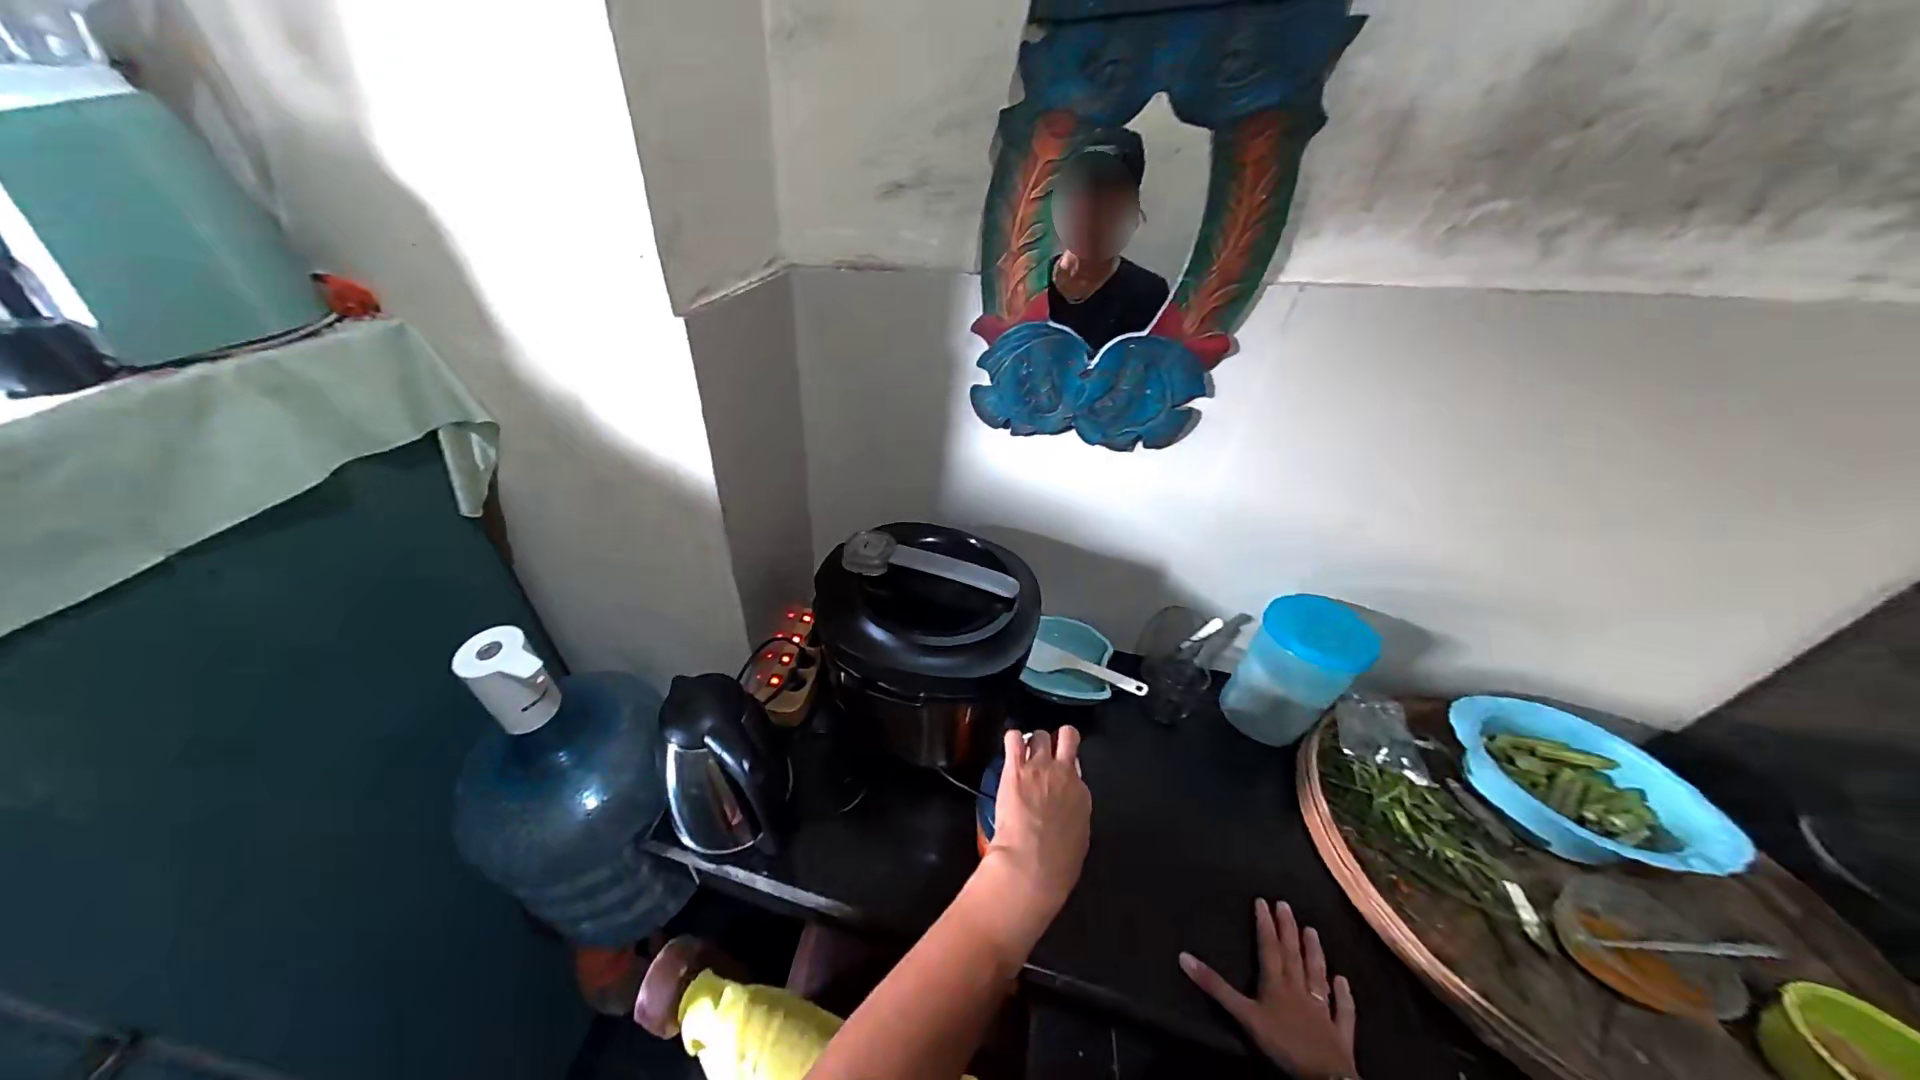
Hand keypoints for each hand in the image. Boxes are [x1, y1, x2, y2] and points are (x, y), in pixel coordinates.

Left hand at [981, 727, 1091, 928]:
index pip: (1076, 768)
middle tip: (1047, 750)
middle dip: (1058, 740)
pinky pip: (1013, 738)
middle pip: (1066, 737)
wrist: (1031, 864)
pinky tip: (1009, 749)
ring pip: (1039, 735)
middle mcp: (1063, 774)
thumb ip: (1074, 818)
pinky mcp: (1015, 768)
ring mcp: (1039, 768)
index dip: (1065, 771)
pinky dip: (1011, 741)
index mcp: (1081, 794)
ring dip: (1031, 743)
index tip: (1055, 779)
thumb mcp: (1078, 840)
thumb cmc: (1056, 864)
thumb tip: (1067, 815)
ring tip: (1023, 755)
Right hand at [1180, 900, 1358, 1079]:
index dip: (1264, 925)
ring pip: (1317, 975)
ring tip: (1312, 930)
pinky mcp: (1340, 1032)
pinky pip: (1342, 1009)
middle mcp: (1300, 991)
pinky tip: (1344, 980)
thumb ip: (1216, 988)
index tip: (1262, 901)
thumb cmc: (1282, 1045)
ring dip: (1314, 953)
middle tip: (1286, 905)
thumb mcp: (1244, 1016)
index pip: (1269, 948)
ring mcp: (1323, 1010)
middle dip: (1288, 930)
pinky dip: (1343, 995)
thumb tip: (1184, 957)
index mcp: (1276, 985)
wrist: (1324, 1077)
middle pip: (1293, 956)